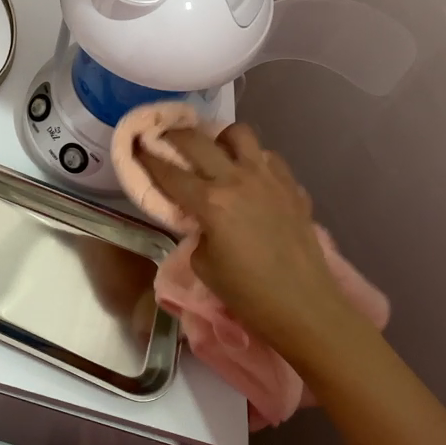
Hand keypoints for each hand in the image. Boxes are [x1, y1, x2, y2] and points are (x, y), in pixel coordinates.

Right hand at [136, 125, 363, 359]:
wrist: (307, 310)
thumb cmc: (250, 296)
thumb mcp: (203, 266)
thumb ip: (195, 230)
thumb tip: (198, 217)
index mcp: (210, 202)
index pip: (169, 171)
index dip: (148, 158)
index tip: (137, 147)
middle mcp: (236, 180)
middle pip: (196, 139)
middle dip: (175, 136)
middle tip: (166, 140)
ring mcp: (268, 179)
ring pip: (239, 133)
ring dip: (221, 139)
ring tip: (215, 153)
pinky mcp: (292, 187)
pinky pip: (269, 158)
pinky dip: (256, 161)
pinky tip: (251, 178)